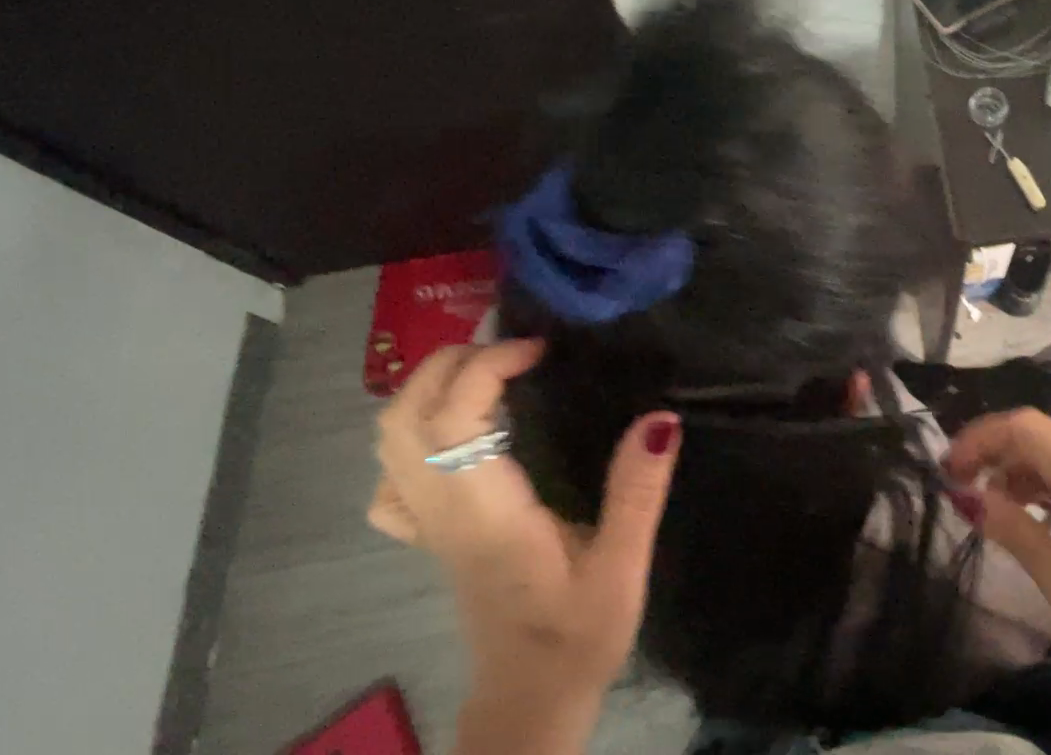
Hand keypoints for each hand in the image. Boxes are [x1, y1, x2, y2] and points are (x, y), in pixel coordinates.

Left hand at [370, 340, 680, 692]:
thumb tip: (660, 419)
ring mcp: (427, 525)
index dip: (488, 366)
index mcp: (484, 512)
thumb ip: (637, 492)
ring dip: (430, 388)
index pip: (453, 417)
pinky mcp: (432, 537)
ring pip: (390, 439)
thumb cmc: (576, 638)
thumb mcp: (620, 568)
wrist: (530, 700)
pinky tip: (457, 435)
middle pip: (405, 415)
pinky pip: (394, 476)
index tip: (541, 349)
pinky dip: (413, 437)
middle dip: (452, 362)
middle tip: (515, 349)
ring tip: (491, 371)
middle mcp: (442, 510)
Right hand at [949, 410, 1050, 754]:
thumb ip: (1007, 524)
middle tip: (959, 484)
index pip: (1020, 425)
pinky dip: (1042, 487)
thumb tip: (968, 495)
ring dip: (1016, 470)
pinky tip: (1029, 519)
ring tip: (989, 506)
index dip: (978, 438)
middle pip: (1036, 433)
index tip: (947, 470)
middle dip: (993, 450)